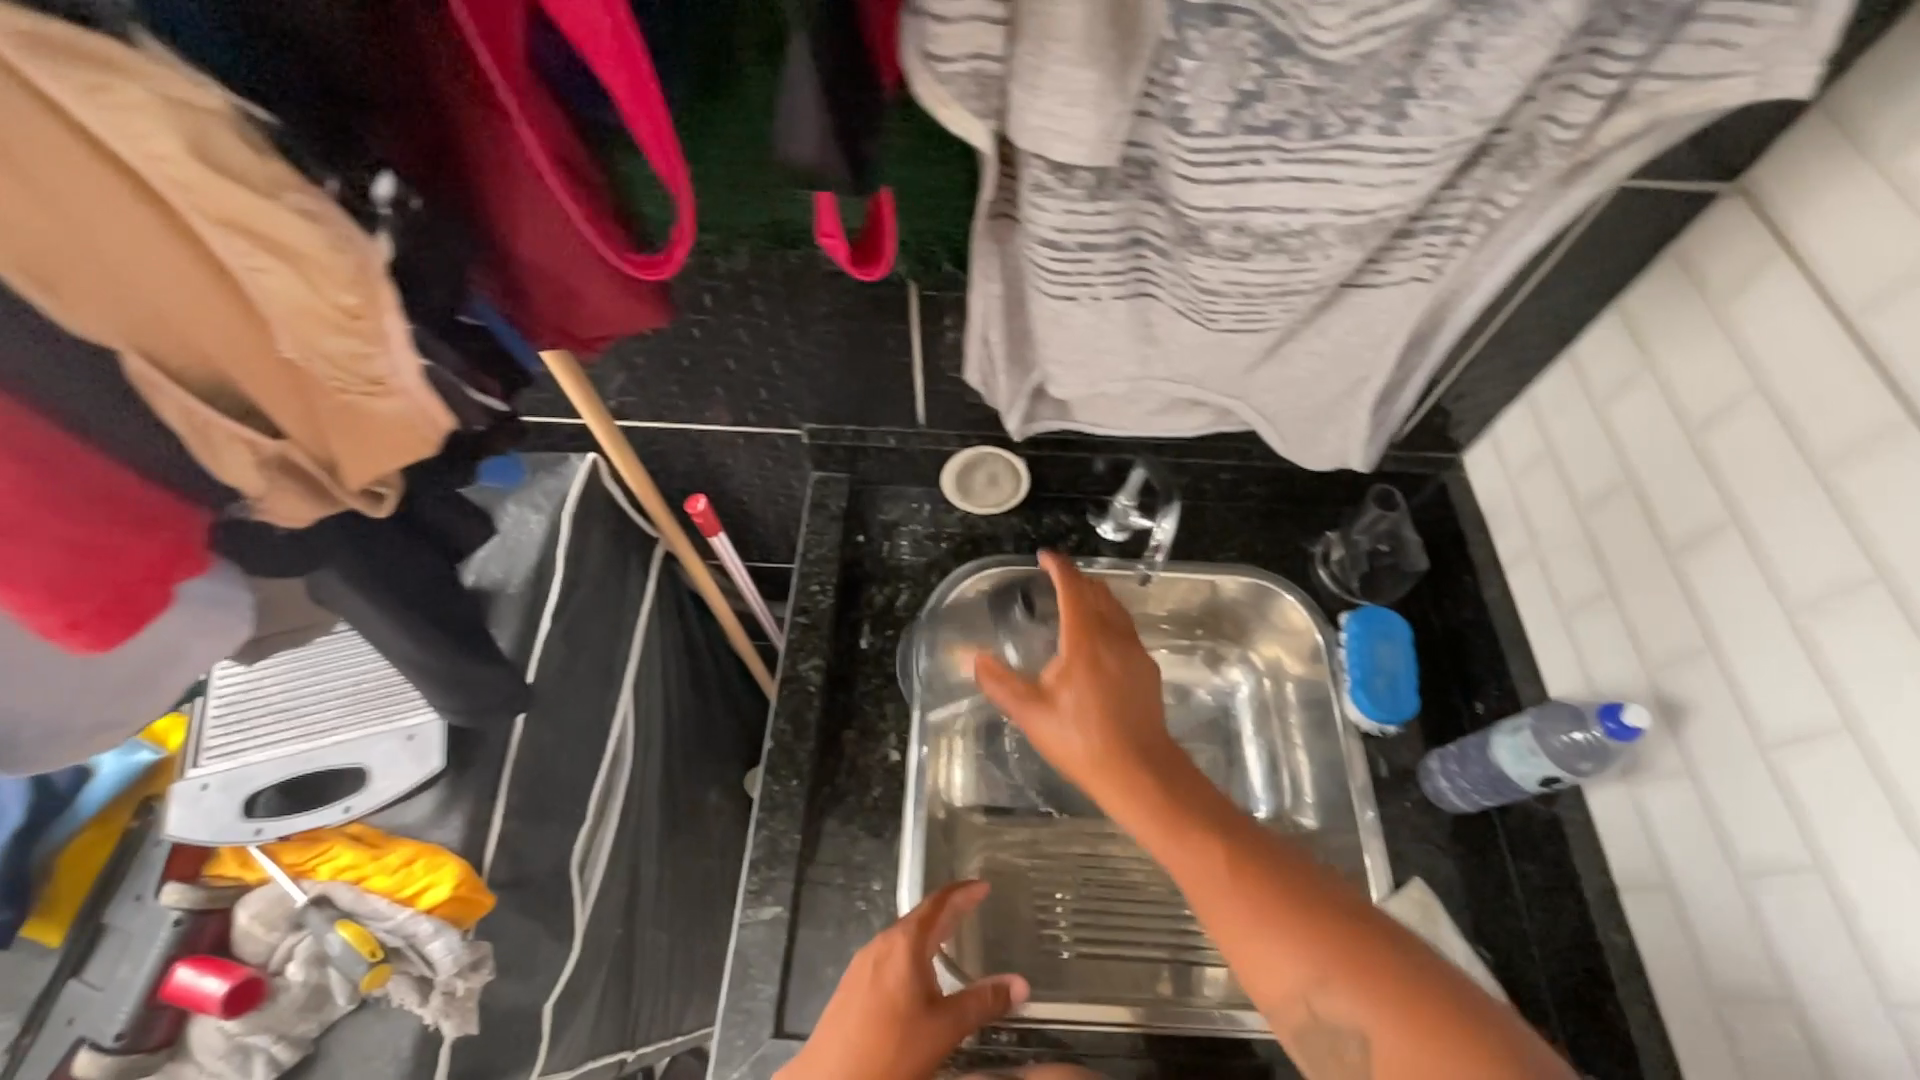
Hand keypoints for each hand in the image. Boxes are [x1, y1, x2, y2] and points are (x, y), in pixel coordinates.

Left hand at [778, 881, 1028, 1079]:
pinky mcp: (852, 985)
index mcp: (905, 944)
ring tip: (951, 939)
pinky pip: (889, 956)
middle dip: (947, 911)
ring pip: (902, 938)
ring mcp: (862, 964)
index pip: (938, 904)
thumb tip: (1021, 983)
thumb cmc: (892, 1048)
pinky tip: (919, 976)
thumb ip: (983, 1002)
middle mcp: (881, 944)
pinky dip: (911, 954)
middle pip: (919, 918)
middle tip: (973, 907)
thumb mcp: (945, 1028)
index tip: (983, 885)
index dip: (963, 892)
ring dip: (928, 934)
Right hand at [973, 551, 1178, 811]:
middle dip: (1077, 579)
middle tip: (1056, 577)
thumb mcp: (1031, 714)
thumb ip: (1000, 683)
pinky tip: (1099, 641)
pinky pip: (1126, 630)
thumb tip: (975, 658)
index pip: (1073, 588)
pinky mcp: (1147, 671)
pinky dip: (1109, 619)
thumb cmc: (1081, 741)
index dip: (1059, 567)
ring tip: (1077, 601)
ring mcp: (1136, 653)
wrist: (1140, 771)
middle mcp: (1115, 637)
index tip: (1044, 556)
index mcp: (1085, 640)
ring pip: (1116, 610)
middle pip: (1098, 593)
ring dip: (1095, 597)